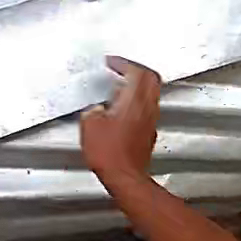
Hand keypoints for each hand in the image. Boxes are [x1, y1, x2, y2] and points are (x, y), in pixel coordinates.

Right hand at [81, 56, 160, 188]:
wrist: (125, 178)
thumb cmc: (110, 153)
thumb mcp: (90, 126)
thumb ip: (92, 111)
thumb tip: (95, 110)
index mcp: (133, 100)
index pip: (136, 71)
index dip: (124, 63)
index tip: (112, 62)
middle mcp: (147, 108)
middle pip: (151, 79)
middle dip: (135, 71)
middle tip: (121, 70)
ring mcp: (151, 122)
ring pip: (150, 95)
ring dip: (136, 87)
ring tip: (118, 90)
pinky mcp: (148, 134)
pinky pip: (146, 110)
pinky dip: (136, 104)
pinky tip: (121, 112)